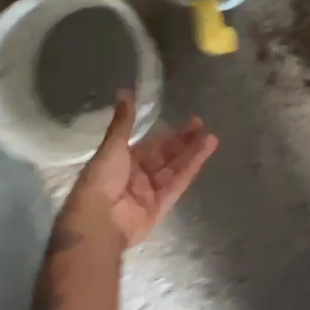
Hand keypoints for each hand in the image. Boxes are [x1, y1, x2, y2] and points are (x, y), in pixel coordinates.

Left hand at [65, 90, 217, 248]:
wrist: (98, 219)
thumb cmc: (102, 178)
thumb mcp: (113, 145)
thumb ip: (124, 120)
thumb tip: (124, 90)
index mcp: (124, 160)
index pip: (152, 144)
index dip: (169, 133)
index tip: (187, 122)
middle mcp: (138, 176)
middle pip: (166, 156)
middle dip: (184, 142)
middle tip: (203, 127)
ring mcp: (149, 193)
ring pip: (175, 169)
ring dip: (192, 154)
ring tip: (211, 139)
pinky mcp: (159, 208)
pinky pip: (176, 186)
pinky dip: (189, 171)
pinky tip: (203, 157)